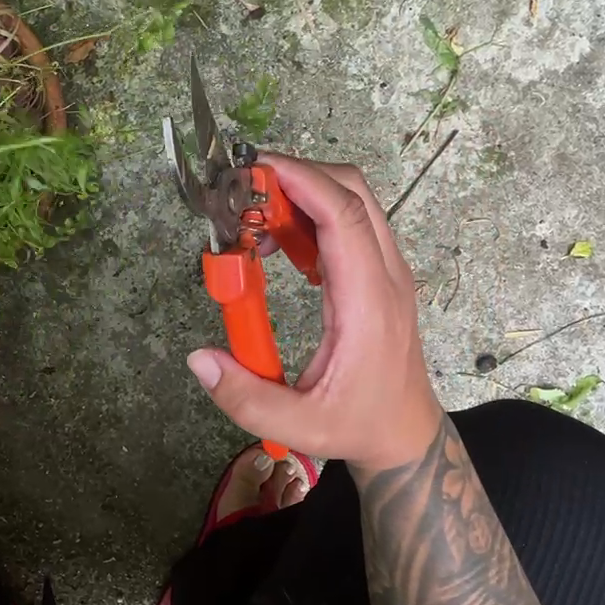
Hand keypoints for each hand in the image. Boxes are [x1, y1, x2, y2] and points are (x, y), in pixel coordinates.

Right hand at [184, 155, 442, 472]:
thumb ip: (246, 397)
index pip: (344, 216)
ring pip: (352, 201)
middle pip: (352, 191)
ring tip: (254, 216)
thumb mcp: (299, 424)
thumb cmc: (357, 425)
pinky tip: (278, 243)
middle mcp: (385, 275)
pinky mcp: (378, 274)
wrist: (406, 434)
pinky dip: (312, 214)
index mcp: (369, 301)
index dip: (302, 182)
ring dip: (304, 193)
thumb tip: (198, 358)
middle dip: (298, 175)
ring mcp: (386, 271)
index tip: (257, 170)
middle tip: (245, 188)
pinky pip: (350, 222)